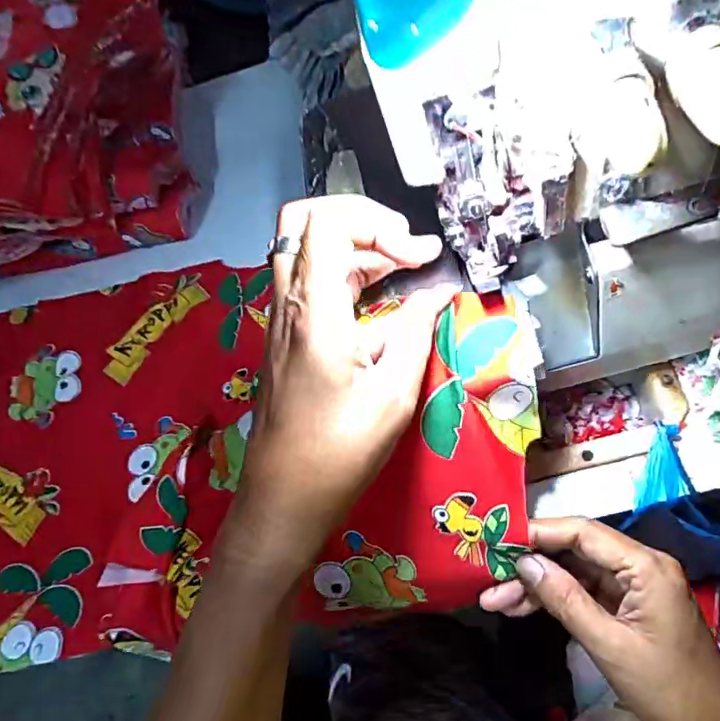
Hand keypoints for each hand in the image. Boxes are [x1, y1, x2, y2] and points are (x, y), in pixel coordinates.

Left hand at [231, 196, 456, 568]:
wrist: (284, 498)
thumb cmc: (338, 453)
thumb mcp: (392, 395)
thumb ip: (416, 333)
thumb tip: (437, 293)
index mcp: (314, 312)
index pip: (327, 222)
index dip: (377, 222)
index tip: (418, 255)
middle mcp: (289, 306)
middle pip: (306, 223)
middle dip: (363, 224)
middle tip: (406, 251)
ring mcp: (282, 323)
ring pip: (306, 253)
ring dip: (354, 250)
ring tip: (402, 269)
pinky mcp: (285, 342)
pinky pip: (309, 287)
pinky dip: (344, 279)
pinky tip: (380, 305)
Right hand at [479, 517, 719, 720]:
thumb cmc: (666, 689)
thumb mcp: (608, 644)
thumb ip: (564, 599)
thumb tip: (524, 563)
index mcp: (645, 566)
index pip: (583, 533)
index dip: (538, 533)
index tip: (498, 539)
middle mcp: (641, 566)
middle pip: (576, 551)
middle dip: (531, 564)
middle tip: (489, 580)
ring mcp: (635, 587)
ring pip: (576, 573)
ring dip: (538, 585)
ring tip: (495, 601)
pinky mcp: (630, 607)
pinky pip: (586, 592)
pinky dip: (556, 600)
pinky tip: (523, 608)